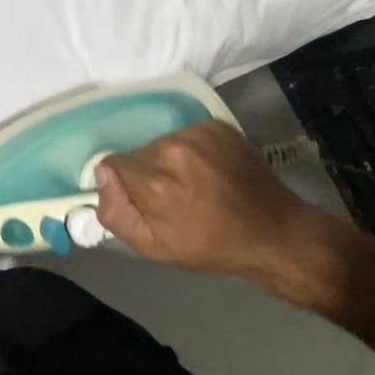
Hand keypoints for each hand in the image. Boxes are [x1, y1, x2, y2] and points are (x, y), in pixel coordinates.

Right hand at [93, 122, 369, 311]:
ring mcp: (198, 134)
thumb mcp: (155, 248)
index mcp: (154, 181)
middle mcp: (172, 148)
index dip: (122, 183)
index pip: (111, 163)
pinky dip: (193, 150)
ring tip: (195, 184)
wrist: (273, 231)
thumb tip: (101, 176)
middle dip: (147, 173)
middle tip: (173, 197)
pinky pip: (188, 134)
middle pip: (138, 152)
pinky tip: (211, 171)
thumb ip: (117, 213)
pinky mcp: (217, 126)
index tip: (143, 200)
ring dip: (170, 160)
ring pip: (163, 142)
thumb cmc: (211, 246)